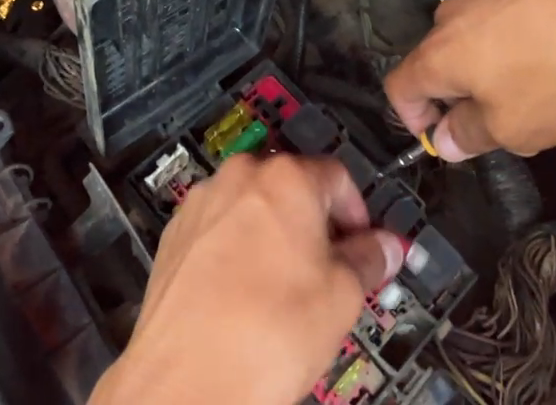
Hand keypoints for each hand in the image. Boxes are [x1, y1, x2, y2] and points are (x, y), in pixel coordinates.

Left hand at [91, 155, 403, 404]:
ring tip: (284, 287)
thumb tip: (381, 248)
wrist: (190, 378)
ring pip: (251, 207)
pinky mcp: (175, 234)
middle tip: (329, 267)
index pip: (336, 177)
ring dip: (272, 234)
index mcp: (285, 179)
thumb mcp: (342, 297)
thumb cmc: (265, 333)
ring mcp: (201, 204)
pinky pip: (218, 229)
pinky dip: (236, 249)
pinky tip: (245, 294)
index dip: (356, 213)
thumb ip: (367, 260)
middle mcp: (239, 178)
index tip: (363, 244)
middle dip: (313, 223)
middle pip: (290, 187)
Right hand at [385, 0, 555, 160]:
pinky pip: (514, 29)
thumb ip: (470, 136)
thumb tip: (445, 138)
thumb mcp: (512, 128)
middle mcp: (452, 18)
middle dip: (471, 103)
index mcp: (437, 54)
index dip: (413, 121)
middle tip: (511, 130)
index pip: (398, 88)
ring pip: (485, 50)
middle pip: (443, 67)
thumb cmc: (555, 77)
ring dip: (508, 83)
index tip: (449, 141)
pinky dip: (533, 55)